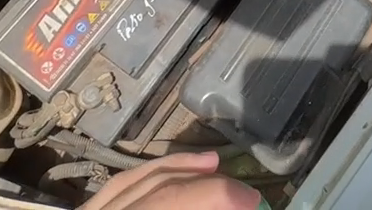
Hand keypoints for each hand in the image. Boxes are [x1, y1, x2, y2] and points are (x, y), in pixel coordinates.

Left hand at [79, 151, 261, 209]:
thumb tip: (240, 208)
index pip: (172, 200)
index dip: (221, 195)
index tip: (254, 202)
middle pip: (160, 188)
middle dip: (209, 186)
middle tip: (244, 196)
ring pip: (137, 180)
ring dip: (181, 169)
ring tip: (215, 166)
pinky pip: (117, 186)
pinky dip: (149, 173)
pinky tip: (170, 171)